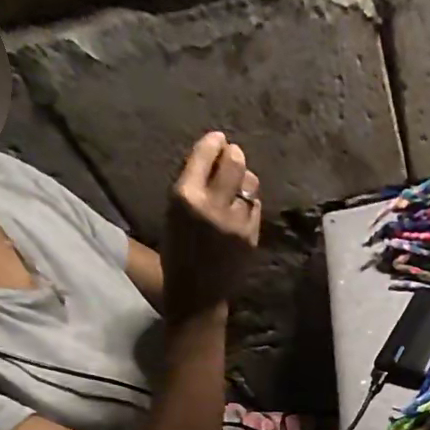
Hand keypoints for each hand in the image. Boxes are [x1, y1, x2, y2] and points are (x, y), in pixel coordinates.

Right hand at [162, 130, 261, 319]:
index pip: (206, 155)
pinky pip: (255, 207)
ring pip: (250, 184)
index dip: (214, 142)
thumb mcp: (174, 212)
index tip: (219, 138)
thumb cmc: (178, 250)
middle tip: (232, 153)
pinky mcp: (251, 236)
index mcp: (186, 196)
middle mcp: (214, 206)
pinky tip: (241, 206)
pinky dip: (249, 201)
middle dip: (234, 155)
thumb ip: (192, 184)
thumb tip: (212, 156)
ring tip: (237, 182)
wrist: (198, 291)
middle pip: (234, 164)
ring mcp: (236, 222)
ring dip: (244, 178)